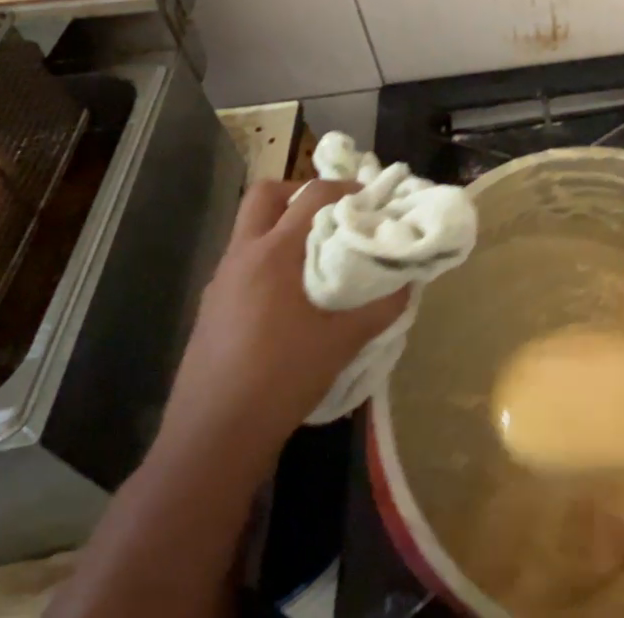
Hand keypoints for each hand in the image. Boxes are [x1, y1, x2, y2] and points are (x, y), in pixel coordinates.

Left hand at [160, 180, 410, 451]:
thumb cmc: (283, 377)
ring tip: (322, 253)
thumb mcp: (344, 341)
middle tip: (336, 213)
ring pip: (250, 228)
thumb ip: (383, 306)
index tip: (375, 201)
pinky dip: (272, 257)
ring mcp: (221, 281)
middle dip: (302, 193)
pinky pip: (245, 261)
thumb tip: (409, 282)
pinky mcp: (213, 307)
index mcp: (274, 254)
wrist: (215, 433)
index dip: (347, 189)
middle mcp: (242, 256)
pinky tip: (296, 294)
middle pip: (266, 195)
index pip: (313, 195)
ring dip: (285, 225)